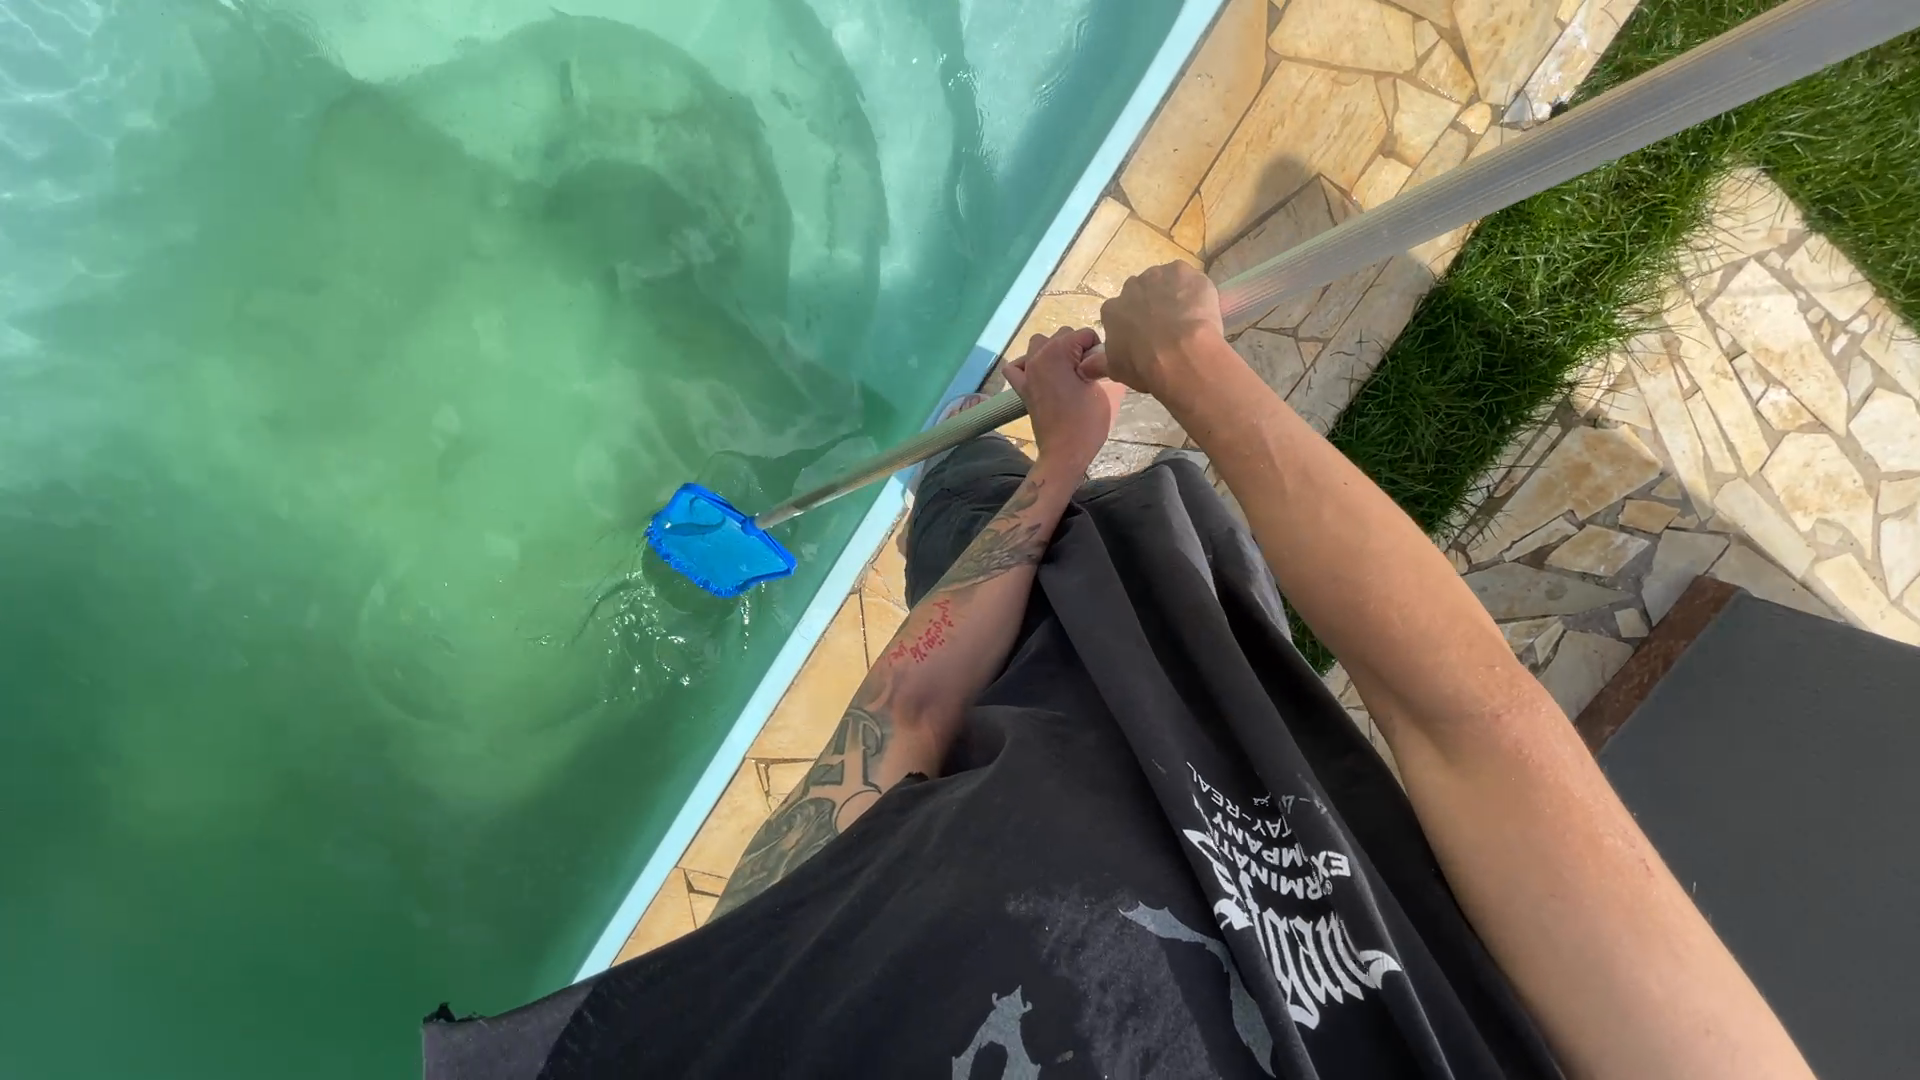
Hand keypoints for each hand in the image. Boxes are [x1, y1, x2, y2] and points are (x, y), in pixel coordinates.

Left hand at [1003, 326, 1124, 475]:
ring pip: (1039, 344)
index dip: (1097, 350)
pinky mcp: (1021, 388)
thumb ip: (1101, 365)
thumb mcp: (1103, 388)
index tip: (1098, 371)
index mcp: (1058, 351)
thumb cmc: (1087, 421)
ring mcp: (1027, 372)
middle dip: (1076, 349)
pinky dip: (1027, 365)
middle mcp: (1038, 356)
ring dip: (1053, 352)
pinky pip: (1017, 366)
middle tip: (1087, 373)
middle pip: (1063, 335)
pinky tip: (1041, 375)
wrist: (1064, 452)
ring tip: (1067, 372)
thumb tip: (1099, 357)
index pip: (1085, 334)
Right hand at [1082, 261, 1225, 396]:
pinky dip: (1194, 291)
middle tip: (1165, 328)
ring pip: (1165, 282)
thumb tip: (1085, 366)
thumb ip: (1100, 364)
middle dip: (1151, 305)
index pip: (1118, 312)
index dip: (1132, 324)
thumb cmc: (1143, 366)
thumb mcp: (1115, 370)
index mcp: (1112, 310)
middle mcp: (1131, 286)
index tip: (1142, 337)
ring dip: (1172, 295)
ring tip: (1186, 319)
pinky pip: (1189, 280)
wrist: (1179, 354)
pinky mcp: (1185, 272)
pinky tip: (1200, 309)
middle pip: (1141, 293)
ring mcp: (1159, 276)